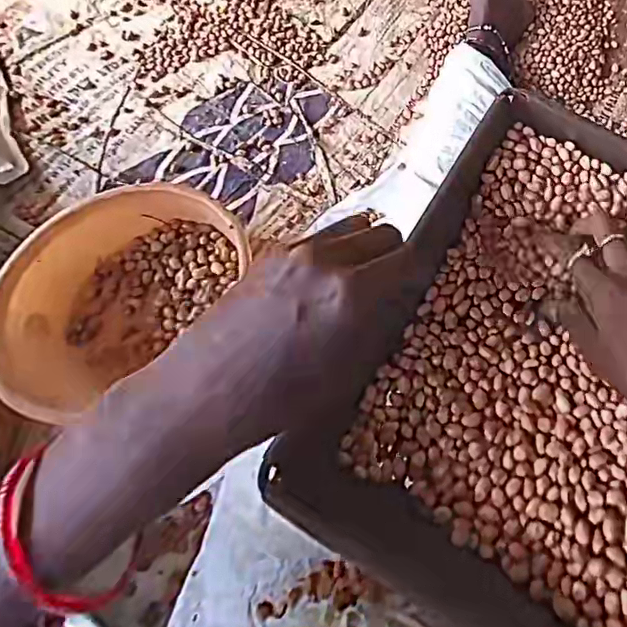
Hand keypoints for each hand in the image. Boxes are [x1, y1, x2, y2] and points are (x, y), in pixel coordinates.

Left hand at [163, 213, 428, 445]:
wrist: (201, 392)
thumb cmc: (274, 400)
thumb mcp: (343, 373)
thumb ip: (377, 327)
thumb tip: (398, 302)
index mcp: (349, 292)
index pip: (407, 259)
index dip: (422, 269)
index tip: (425, 280)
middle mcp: (325, 259)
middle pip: (384, 232)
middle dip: (395, 254)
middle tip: (392, 283)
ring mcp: (294, 250)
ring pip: (352, 226)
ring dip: (364, 246)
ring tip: (357, 279)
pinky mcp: (270, 251)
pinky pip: (319, 237)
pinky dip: (333, 250)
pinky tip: (320, 283)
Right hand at [552, 209, 626, 413]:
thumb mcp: (593, 350)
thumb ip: (572, 317)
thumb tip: (556, 300)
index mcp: (604, 289)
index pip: (574, 254)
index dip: (555, 245)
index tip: (543, 240)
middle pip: (605, 226)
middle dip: (584, 224)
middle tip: (572, 236)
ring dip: (613, 232)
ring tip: (600, 247)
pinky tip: (626, 263)